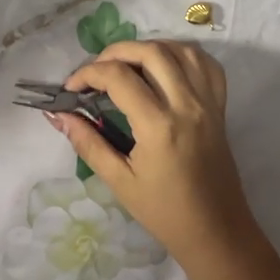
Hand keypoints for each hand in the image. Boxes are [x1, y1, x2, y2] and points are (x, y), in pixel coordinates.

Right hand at [51, 41, 257, 257]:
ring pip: (181, 50)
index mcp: (159, 125)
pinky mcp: (220, 108)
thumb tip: (59, 115)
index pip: (118, 77)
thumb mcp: (119, 181)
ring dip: (149, 47)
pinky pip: (206, 65)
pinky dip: (183, 55)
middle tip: (95, 71)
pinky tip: (164, 67)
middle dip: (115, 52)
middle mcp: (187, 105)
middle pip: (150, 52)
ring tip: (126, 64)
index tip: (72, 88)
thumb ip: (88, 142)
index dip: (88, 74)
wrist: (215, 231)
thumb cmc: (164, 212)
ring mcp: (208, 103)